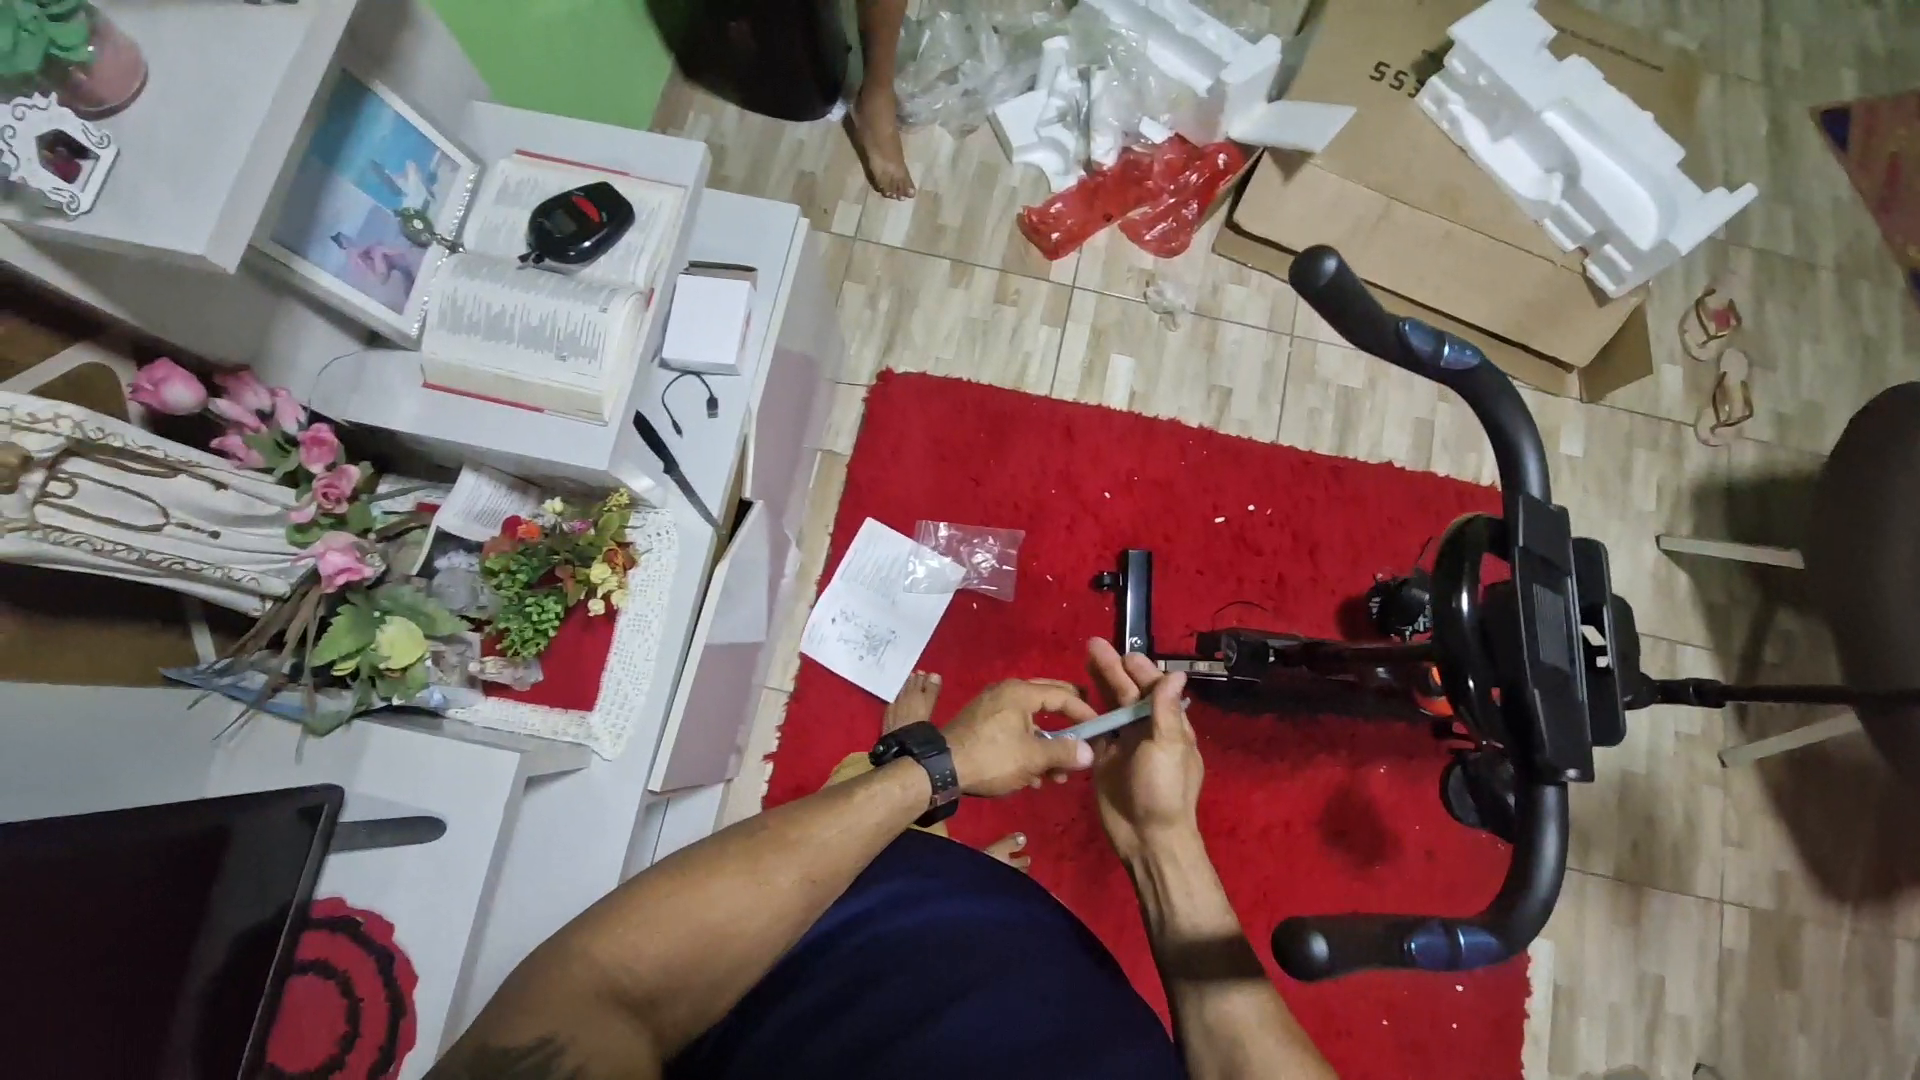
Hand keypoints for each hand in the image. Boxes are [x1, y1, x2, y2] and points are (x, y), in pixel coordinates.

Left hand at [945, 679, 1098, 796]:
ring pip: (1029, 722)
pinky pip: (1013, 730)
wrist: (941, 769)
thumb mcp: (1032, 758)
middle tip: (1086, 735)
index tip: (1101, 728)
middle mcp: (1006, 692)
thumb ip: (1064, 752)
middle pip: (1046, 703)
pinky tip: (1034, 777)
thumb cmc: (991, 758)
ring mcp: (991, 707)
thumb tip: (1090, 752)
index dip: (1084, 712)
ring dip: (1047, 745)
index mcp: (1020, 692)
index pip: (1062, 695)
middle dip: (1066, 725)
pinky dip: (1027, 748)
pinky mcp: (981, 724)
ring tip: (1059, 775)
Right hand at [1085, 638, 1202, 862]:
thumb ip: (1166, 710)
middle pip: (1126, 693)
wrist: (1146, 837)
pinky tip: (1070, 697)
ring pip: (1108, 706)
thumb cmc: (1163, 790)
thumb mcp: (1168, 747)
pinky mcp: (1102, 757)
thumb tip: (1176, 674)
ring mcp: (1122, 742)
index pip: (1153, 689)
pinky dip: (1083, 712)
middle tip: (1092, 644)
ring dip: (1096, 683)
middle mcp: (1145, 729)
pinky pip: (1092, 728)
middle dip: (1112, 669)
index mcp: (1168, 725)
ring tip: (1081, 659)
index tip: (1123, 653)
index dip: (1139, 669)